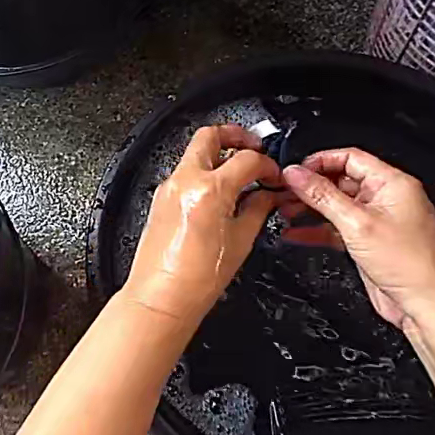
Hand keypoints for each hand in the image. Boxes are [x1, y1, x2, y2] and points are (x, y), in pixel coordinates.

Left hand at [121, 125, 281, 325]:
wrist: (160, 298)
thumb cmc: (196, 279)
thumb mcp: (241, 241)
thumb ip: (257, 208)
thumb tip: (267, 195)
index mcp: (210, 189)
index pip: (247, 158)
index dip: (267, 164)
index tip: (274, 175)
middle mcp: (185, 181)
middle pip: (210, 135)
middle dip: (236, 136)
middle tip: (255, 148)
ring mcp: (168, 188)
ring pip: (195, 153)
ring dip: (219, 156)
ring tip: (240, 176)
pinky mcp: (160, 199)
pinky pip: (185, 174)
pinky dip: (205, 174)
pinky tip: (220, 194)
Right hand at [277, 147, 434, 338]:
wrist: (429, 306)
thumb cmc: (413, 265)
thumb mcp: (357, 223)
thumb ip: (322, 195)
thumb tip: (297, 174)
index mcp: (392, 184)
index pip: (349, 158)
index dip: (319, 161)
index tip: (295, 171)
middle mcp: (386, 199)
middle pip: (339, 180)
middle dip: (310, 186)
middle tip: (285, 191)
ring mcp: (376, 221)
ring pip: (335, 205)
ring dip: (309, 208)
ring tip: (284, 210)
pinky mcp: (368, 242)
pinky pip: (336, 228)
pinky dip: (316, 230)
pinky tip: (296, 232)